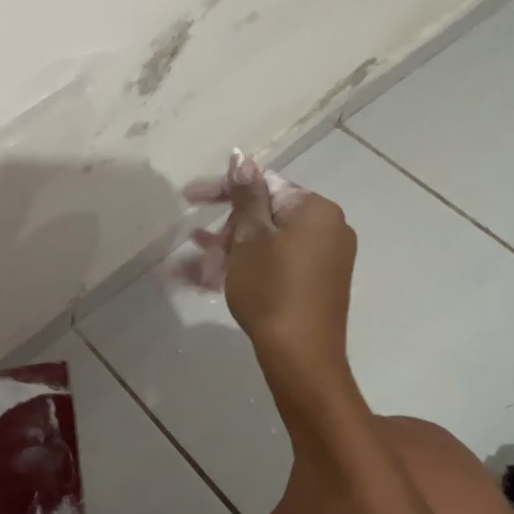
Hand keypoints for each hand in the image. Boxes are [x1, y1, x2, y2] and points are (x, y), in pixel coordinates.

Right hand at [184, 152, 357, 367]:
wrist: (300, 354)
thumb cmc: (271, 288)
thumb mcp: (250, 238)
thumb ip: (246, 196)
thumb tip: (243, 159)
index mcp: (314, 210)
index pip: (263, 185)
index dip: (222, 190)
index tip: (188, 198)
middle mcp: (325, 228)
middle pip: (262, 215)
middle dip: (223, 230)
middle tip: (195, 244)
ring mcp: (321, 258)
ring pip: (262, 244)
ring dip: (225, 252)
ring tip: (189, 268)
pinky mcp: (313, 283)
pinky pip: (271, 264)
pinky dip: (243, 268)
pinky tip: (208, 281)